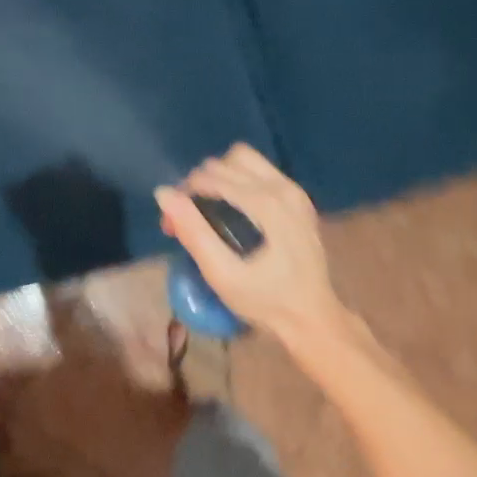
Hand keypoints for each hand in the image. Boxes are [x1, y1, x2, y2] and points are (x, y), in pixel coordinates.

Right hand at [155, 144, 351, 344]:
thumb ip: (193, 232)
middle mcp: (281, 187)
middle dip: (197, 186)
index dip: (182, 197)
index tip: (171, 227)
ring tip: (209, 208)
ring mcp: (293, 190)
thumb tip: (163, 193)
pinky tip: (234, 210)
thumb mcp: (222, 274)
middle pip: (224, 163)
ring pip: (243, 159)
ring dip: (219, 177)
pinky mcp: (299, 198)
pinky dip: (239, 181)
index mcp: (265, 203)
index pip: (209, 177)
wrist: (312, 317)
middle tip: (186, 221)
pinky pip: (261, 171)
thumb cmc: (265, 300)